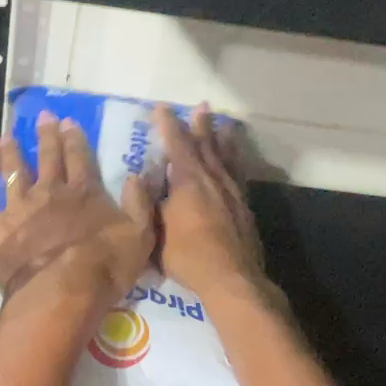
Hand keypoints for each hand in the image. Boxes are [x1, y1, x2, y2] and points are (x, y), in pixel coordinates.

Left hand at [0, 111, 153, 308]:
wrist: (62, 291)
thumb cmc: (105, 267)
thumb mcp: (140, 236)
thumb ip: (139, 205)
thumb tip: (137, 177)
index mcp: (84, 192)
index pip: (80, 157)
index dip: (74, 138)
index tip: (68, 121)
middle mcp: (50, 192)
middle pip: (48, 157)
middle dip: (46, 135)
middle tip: (42, 116)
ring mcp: (21, 208)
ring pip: (13, 173)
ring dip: (9, 154)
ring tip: (5, 138)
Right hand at [156, 102, 267, 300]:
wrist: (231, 279)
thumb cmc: (187, 256)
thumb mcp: (155, 231)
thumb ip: (148, 204)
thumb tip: (141, 180)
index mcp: (188, 181)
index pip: (176, 145)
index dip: (168, 125)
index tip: (162, 108)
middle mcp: (212, 179)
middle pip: (206, 145)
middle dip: (200, 125)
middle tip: (201, 106)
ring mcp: (232, 192)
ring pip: (226, 157)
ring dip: (223, 139)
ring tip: (225, 124)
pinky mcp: (244, 208)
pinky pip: (239, 175)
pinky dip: (237, 163)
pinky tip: (236, 163)